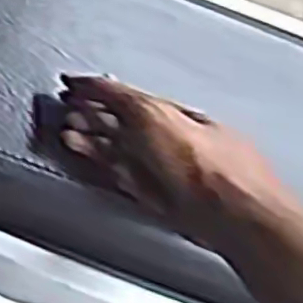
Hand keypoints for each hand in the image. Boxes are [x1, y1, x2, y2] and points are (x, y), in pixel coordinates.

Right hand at [57, 75, 302, 246]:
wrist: (237, 222)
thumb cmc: (203, 165)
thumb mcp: (153, 114)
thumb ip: (116, 94)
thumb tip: (87, 81)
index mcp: (183, 118)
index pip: (132, 99)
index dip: (98, 92)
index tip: (71, 89)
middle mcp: (177, 142)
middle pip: (123, 123)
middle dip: (89, 115)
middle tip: (65, 112)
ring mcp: (168, 170)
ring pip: (117, 148)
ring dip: (87, 138)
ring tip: (66, 134)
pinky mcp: (157, 194)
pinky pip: (119, 171)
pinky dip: (96, 160)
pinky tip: (81, 153)